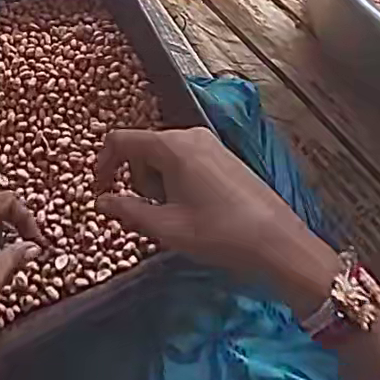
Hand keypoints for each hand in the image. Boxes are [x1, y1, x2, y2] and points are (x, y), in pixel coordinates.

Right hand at [94, 127, 340, 314]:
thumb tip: (101, 202)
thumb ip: (127, 210)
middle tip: (146, 213)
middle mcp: (190, 135)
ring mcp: (210, 143)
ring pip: (164, 155)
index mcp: (172, 146)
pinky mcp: (224, 156)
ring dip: (156, 183)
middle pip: (143, 148)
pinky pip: (185, 160)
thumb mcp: (166, 227)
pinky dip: (176, 181)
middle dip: (135, 178)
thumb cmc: (219, 234)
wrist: (279, 243)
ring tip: (172, 216)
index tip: (100, 193)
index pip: (121, 141)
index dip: (103, 165)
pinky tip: (191, 210)